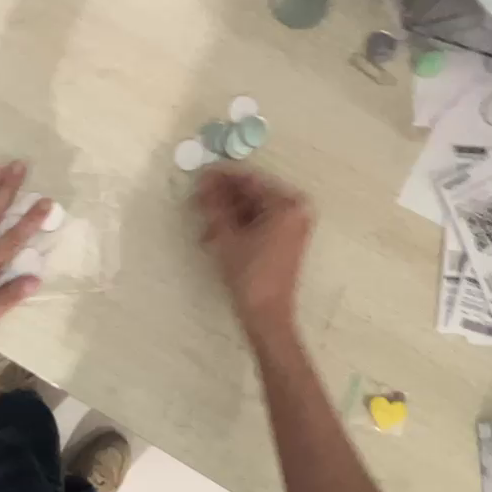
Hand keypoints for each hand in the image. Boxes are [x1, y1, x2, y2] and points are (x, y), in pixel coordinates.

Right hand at [193, 166, 312, 335]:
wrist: (267, 314)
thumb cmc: (249, 274)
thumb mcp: (227, 236)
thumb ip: (215, 204)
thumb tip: (203, 178)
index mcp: (288, 203)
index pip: (249, 180)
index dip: (221, 178)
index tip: (198, 177)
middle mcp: (296, 209)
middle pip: (251, 194)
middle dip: (222, 199)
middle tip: (195, 202)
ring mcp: (292, 224)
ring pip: (252, 210)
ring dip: (226, 215)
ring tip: (203, 226)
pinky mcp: (285, 239)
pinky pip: (258, 223)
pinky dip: (237, 226)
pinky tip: (215, 235)